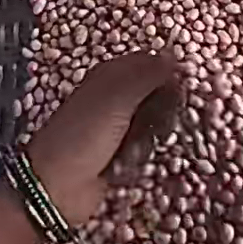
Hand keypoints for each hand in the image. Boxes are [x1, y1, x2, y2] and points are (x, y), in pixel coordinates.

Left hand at [22, 52, 180, 224]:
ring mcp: (119, 125)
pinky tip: (131, 163)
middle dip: (163, 107)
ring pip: (154, 119)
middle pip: (157, 91)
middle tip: (161, 120)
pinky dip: (143, 153)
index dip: (169, 70)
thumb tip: (176, 54)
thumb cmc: (85, 135)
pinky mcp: (121, 152)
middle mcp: (117, 95)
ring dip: (152, 134)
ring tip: (137, 146)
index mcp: (112, 74)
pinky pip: (146, 145)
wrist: (55, 189)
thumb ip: (148, 74)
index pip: (151, 61)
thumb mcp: (118, 97)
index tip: (187, 84)